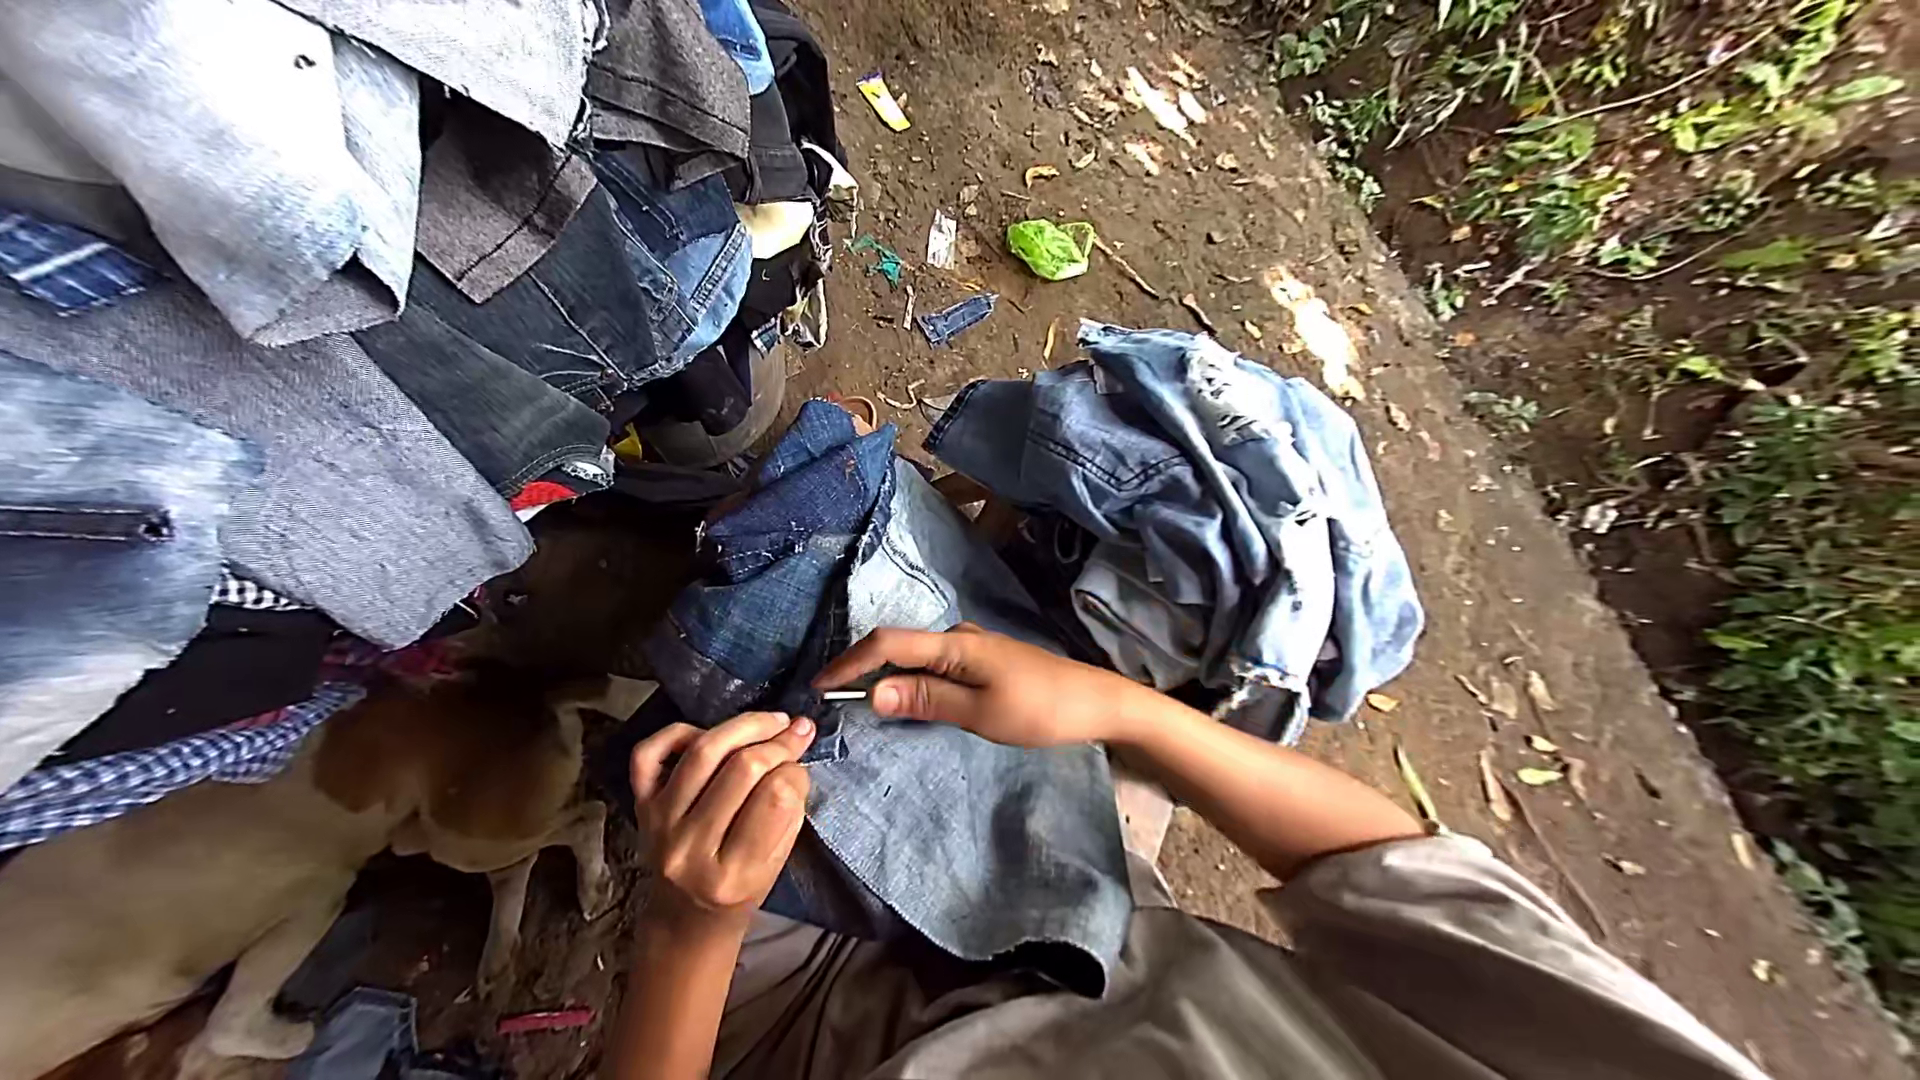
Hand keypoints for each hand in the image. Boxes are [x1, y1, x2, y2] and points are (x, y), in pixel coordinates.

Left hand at [629, 712, 813, 932]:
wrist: (684, 921)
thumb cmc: (741, 891)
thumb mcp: (779, 860)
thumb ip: (789, 805)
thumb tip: (796, 741)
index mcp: (733, 875)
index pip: (776, 796)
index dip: (796, 770)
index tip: (803, 765)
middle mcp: (690, 848)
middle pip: (743, 767)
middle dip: (779, 741)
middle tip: (797, 731)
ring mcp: (660, 825)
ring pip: (704, 750)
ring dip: (746, 724)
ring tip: (771, 721)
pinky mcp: (641, 807)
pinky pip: (650, 752)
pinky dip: (679, 732)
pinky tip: (708, 733)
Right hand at [813, 624, 1151, 747]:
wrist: (1095, 702)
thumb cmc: (1040, 709)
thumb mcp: (980, 712)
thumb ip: (927, 698)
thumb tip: (873, 691)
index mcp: (956, 644)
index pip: (888, 644)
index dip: (850, 662)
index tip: (819, 687)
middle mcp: (958, 636)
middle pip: (898, 646)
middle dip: (862, 668)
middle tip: (834, 700)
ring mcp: (972, 646)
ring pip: (916, 656)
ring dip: (887, 675)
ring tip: (860, 702)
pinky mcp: (982, 659)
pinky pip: (934, 664)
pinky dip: (912, 679)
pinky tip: (907, 698)